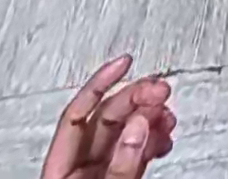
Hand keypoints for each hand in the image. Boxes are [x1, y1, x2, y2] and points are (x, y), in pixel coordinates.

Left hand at [42, 56, 176, 178]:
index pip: (78, 112)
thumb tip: (139, 119)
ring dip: (151, 116)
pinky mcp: (118, 177)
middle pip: (107, 117)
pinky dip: (153, 136)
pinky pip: (135, 147)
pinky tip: (164, 134)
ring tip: (167, 116)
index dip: (101, 82)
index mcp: (60, 169)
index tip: (125, 60)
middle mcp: (76, 168)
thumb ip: (121, 160)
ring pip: (125, 130)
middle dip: (139, 98)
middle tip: (162, 90)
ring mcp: (97, 173)